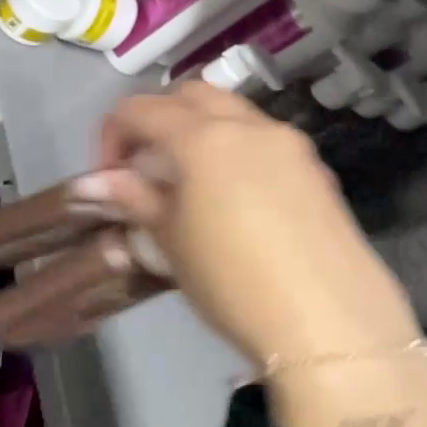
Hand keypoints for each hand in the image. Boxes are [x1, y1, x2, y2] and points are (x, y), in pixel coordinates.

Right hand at [97, 82, 426, 426]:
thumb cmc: (231, 279)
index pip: (138, 109)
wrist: (331, 330)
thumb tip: (95, 182)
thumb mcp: (167, 239)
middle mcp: (249, 128)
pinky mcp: (316, 175)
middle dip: (155, 119)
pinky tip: (223, 198)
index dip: (111, 135)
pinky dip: (230, 149)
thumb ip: (132, 197)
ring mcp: (290, 148)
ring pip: (230, 112)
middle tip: (140, 164)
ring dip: (195, 130)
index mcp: (203, 137)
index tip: (107, 177)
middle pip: (189, 96)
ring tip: (180, 180)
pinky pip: (261, 140)